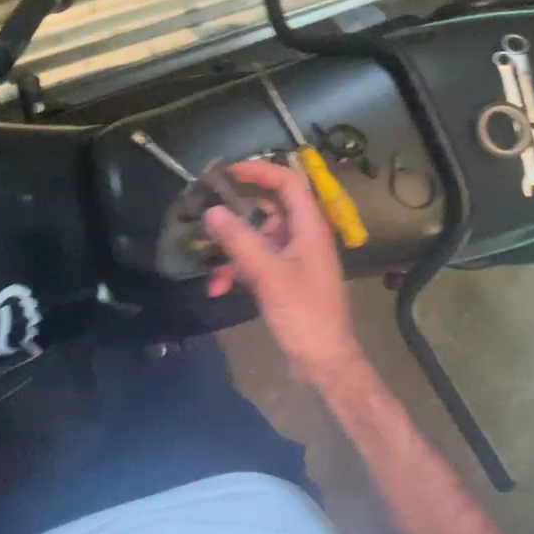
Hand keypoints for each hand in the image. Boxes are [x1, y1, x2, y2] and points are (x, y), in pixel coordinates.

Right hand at [204, 160, 361, 379]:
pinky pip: (258, 261)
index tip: (228, 171)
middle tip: (208, 206)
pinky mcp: (286, 279)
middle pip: (270, 208)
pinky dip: (239, 269)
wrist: (325, 362)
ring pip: (259, 237)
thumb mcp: (269, 275)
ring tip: (208, 259)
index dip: (260, 171)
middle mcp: (304, 236)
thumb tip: (211, 210)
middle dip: (238, 211)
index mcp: (310, 227)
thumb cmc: (304, 314)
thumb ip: (240, 241)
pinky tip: (219, 287)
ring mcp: (296, 258)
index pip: (288, 182)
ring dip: (234, 248)